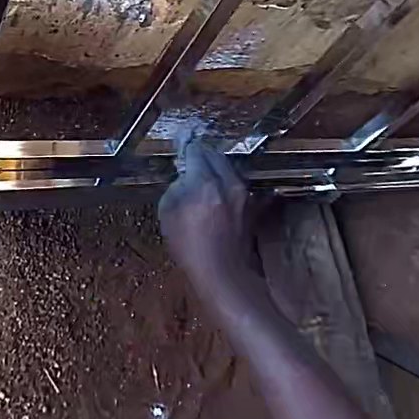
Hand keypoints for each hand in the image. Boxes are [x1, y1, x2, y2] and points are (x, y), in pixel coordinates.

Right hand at [159, 139, 263, 300]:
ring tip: (201, 174)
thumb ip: (175, 188)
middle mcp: (227, 183)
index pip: (195, 152)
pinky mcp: (250, 203)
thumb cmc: (190, 248)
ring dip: (214, 166)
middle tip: (190, 157)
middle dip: (201, 154)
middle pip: (214, 155)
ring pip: (227, 167)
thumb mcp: (168, 216)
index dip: (185, 147)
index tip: (180, 145)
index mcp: (204, 184)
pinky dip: (223, 181)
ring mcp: (242, 193)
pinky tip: (214, 191)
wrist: (224, 274)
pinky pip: (234, 182)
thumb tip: (183, 176)